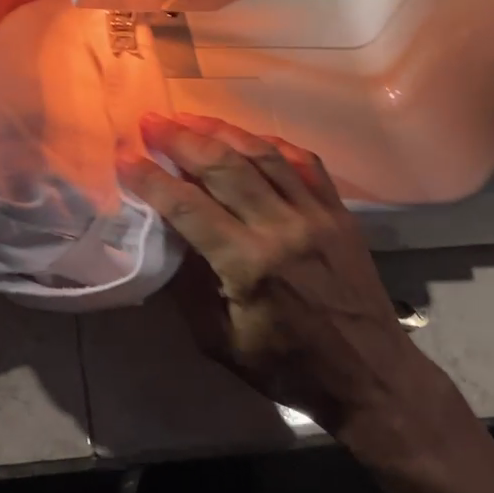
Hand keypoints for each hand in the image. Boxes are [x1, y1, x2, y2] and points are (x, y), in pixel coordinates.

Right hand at [119, 113, 434, 439]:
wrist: (369, 374)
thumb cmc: (287, 367)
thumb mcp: (220, 341)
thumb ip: (188, 288)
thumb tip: (166, 240)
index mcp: (248, 265)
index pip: (188, 206)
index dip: (151, 178)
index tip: (124, 157)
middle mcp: (282, 228)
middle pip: (224, 166)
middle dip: (181, 139)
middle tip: (150, 122)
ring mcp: (316, 215)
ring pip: (263, 154)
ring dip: (221, 131)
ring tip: (188, 118)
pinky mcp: (339, 213)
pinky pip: (304, 163)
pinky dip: (271, 143)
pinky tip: (247, 137)